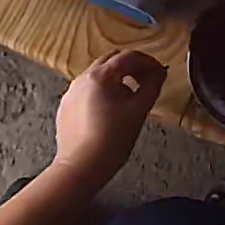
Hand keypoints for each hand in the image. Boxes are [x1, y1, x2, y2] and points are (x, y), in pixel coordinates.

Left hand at [52, 50, 166, 192]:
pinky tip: (110, 109)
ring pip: (98, 74)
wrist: (81, 168)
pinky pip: (88, 89)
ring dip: (116, 77)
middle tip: (146, 77)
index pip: (129, 57)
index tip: (159, 71)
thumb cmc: (112, 139)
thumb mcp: (139, 109)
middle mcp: (83, 79)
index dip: (148, 61)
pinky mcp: (66, 106)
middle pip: (111, 60)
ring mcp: (72, 92)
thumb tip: (159, 72)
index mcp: (101, 76)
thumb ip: (152, 85)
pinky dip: (102, 91)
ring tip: (130, 94)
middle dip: (131, 66)